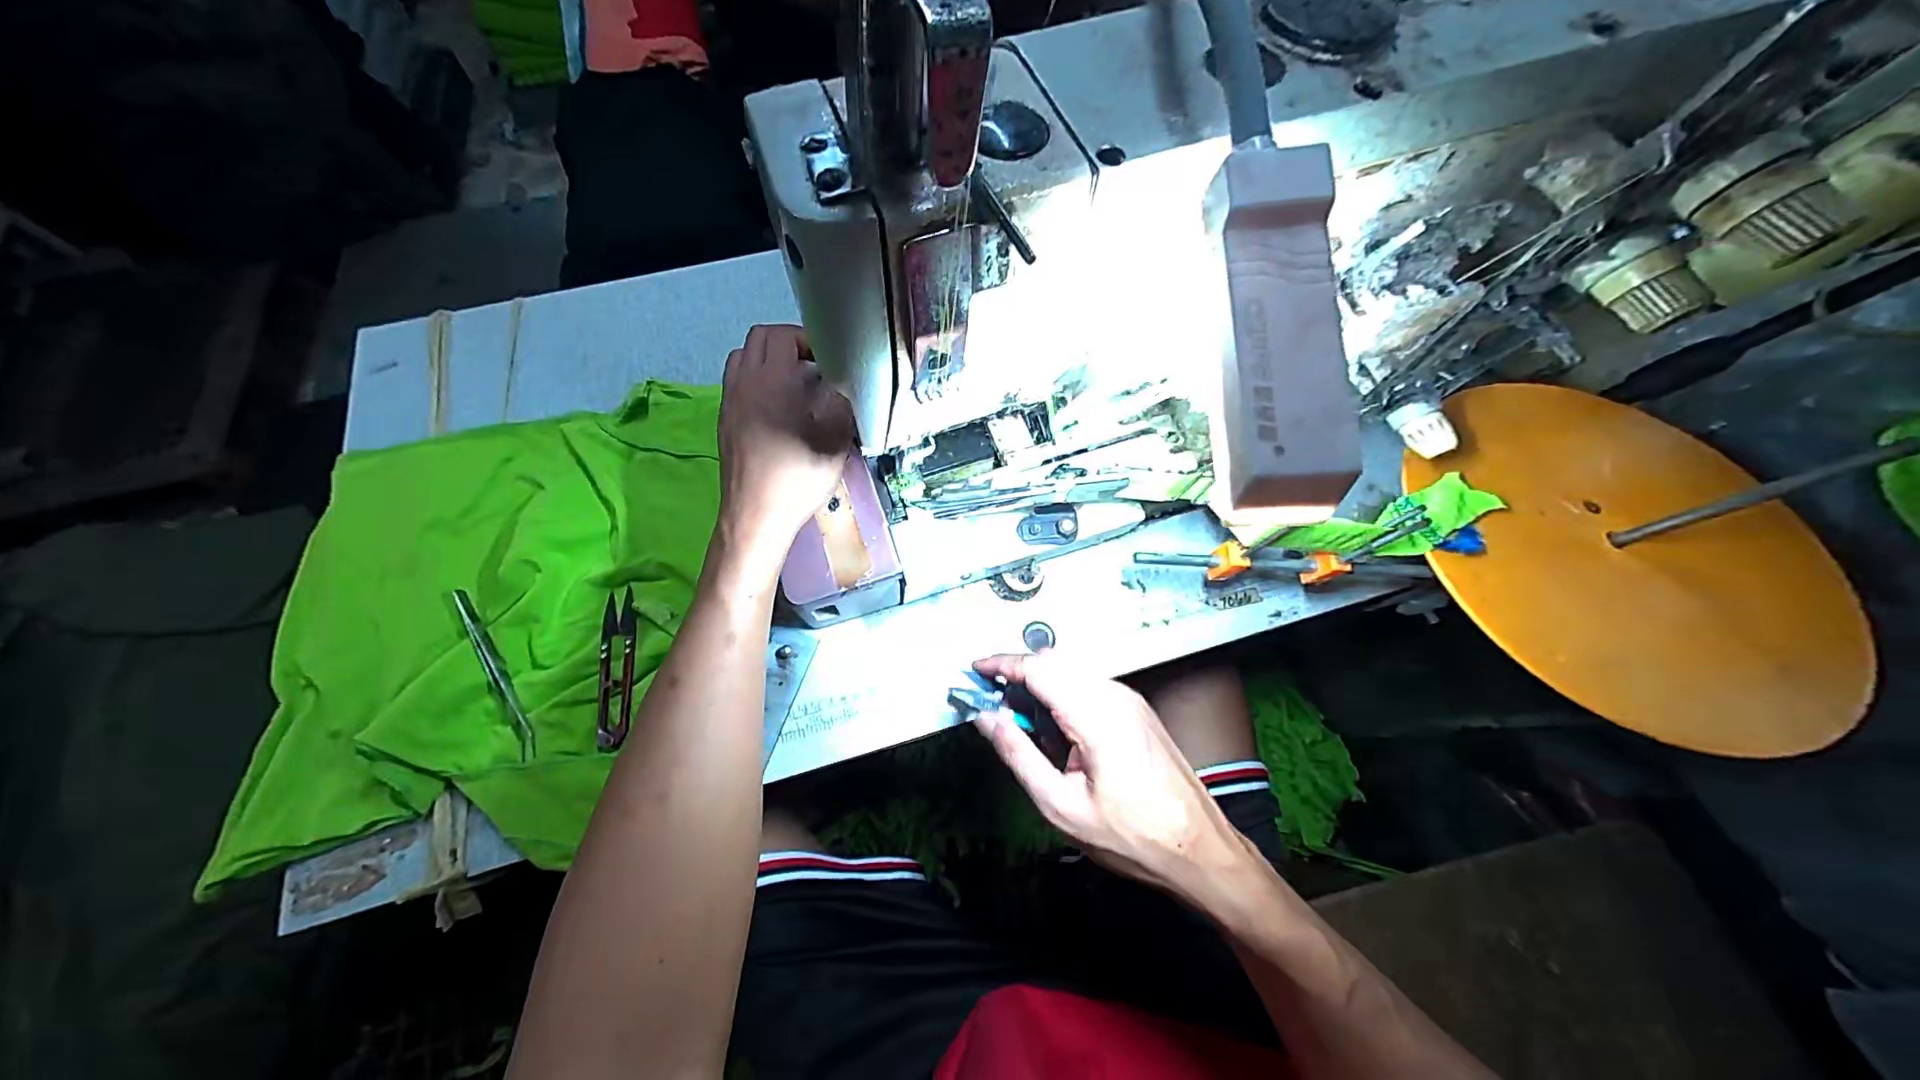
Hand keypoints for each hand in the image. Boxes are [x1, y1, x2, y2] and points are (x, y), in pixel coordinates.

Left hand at [716, 325, 856, 560]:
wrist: (756, 516)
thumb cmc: (798, 478)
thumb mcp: (834, 440)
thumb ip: (840, 401)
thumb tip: (841, 382)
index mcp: (772, 381)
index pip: (782, 335)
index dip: (808, 339)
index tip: (829, 360)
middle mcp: (744, 382)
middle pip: (759, 339)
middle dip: (788, 343)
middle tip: (814, 366)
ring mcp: (729, 401)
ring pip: (742, 357)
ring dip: (768, 359)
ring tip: (794, 383)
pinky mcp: (724, 421)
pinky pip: (736, 382)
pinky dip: (756, 380)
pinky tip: (778, 408)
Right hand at [970, 652, 1256, 903]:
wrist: (1199, 849)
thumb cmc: (1134, 835)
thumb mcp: (1061, 804)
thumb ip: (1018, 753)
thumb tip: (987, 718)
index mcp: (1097, 713)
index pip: (1038, 667)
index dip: (1001, 664)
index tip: (975, 670)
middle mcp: (1116, 696)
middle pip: (1054, 663)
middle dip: (1017, 675)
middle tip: (990, 702)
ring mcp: (1130, 701)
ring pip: (1072, 673)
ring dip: (1040, 686)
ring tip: (1019, 722)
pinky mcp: (1136, 711)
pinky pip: (1089, 687)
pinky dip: (1062, 696)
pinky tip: (1054, 731)